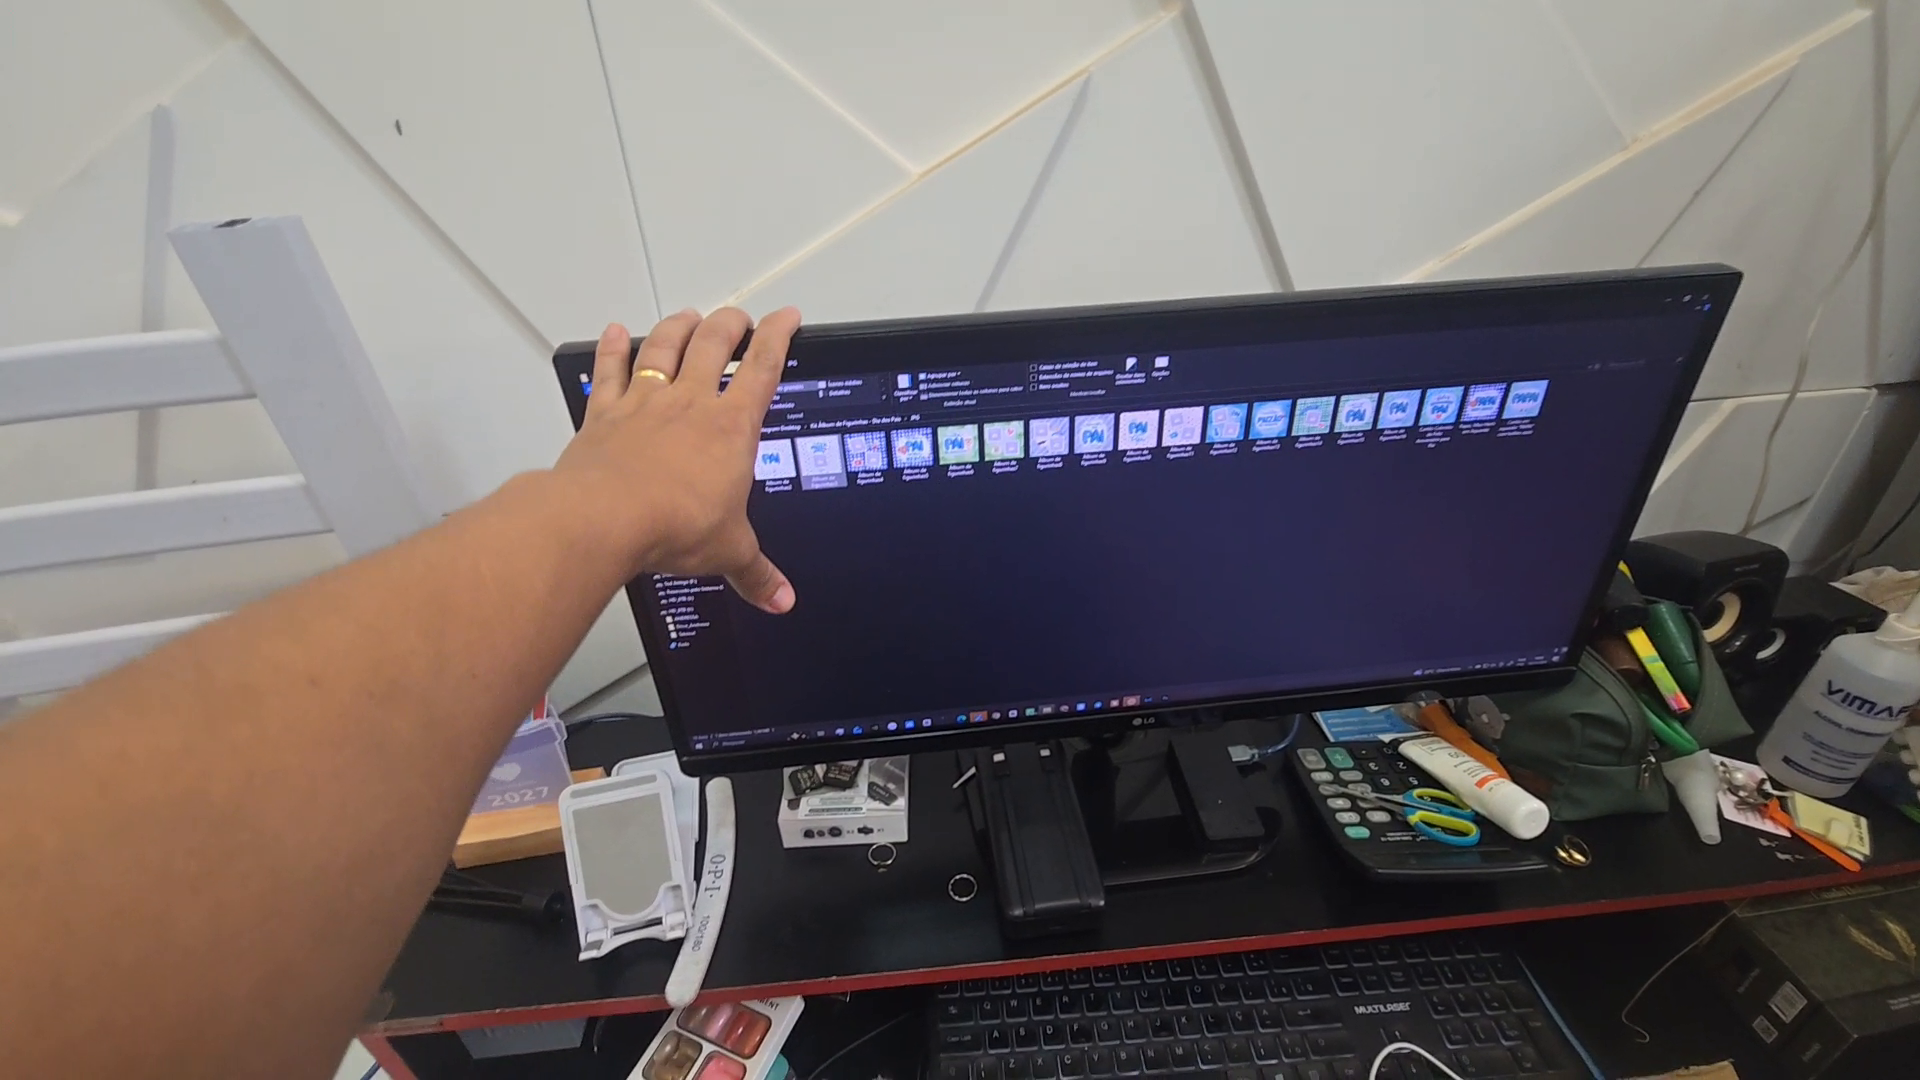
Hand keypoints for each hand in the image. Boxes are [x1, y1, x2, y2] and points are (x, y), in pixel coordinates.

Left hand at [553, 306, 800, 613]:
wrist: (604, 519)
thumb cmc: (672, 524)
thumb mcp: (729, 551)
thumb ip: (757, 574)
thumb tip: (782, 600)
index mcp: (731, 428)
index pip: (763, 367)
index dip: (779, 336)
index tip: (787, 317)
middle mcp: (690, 404)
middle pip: (714, 344)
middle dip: (731, 324)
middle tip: (739, 317)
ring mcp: (645, 404)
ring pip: (665, 347)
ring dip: (679, 326)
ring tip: (689, 316)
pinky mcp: (604, 414)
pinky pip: (611, 370)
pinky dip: (614, 348)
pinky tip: (616, 332)